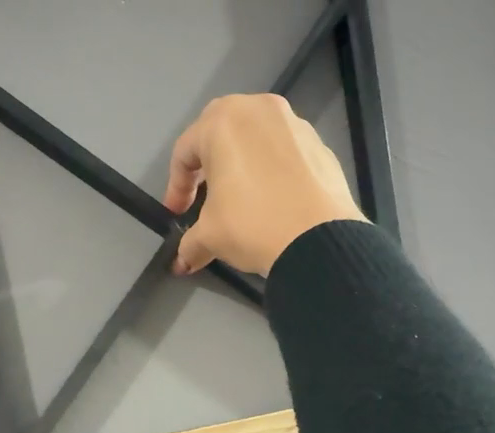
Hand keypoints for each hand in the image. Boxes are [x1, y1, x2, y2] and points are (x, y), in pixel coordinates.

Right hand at [164, 94, 367, 277]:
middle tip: (204, 194)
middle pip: (220, 129)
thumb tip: (182, 261)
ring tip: (240, 195)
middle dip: (207, 162)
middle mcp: (257, 110)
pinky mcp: (318, 142)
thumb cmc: (252, 225)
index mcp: (222, 123)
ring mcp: (293, 122)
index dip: (175, 186)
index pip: (185, 151)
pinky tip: (272, 198)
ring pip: (255, 135)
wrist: (318, 238)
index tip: (177, 213)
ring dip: (241, 160)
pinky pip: (283, 149)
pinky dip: (271, 167)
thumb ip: (190, 243)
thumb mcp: (211, 237)